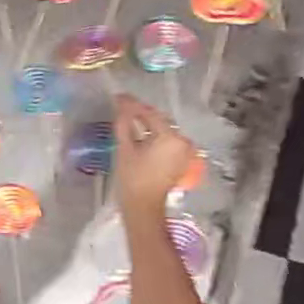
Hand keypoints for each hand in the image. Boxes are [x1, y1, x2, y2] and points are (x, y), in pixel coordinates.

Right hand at [113, 94, 194, 218]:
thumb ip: (123, 124)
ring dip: (148, 125)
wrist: (143, 206)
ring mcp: (185, 151)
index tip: (119, 97)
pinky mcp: (181, 159)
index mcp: (169, 137)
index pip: (150, 114)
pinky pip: (168, 141)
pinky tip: (140, 136)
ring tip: (129, 121)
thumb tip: (121, 106)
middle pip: (159, 121)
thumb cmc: (132, 179)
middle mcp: (182, 140)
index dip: (133, 105)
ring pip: (163, 131)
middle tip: (123, 108)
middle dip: (142, 114)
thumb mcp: (124, 149)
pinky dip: (154, 137)